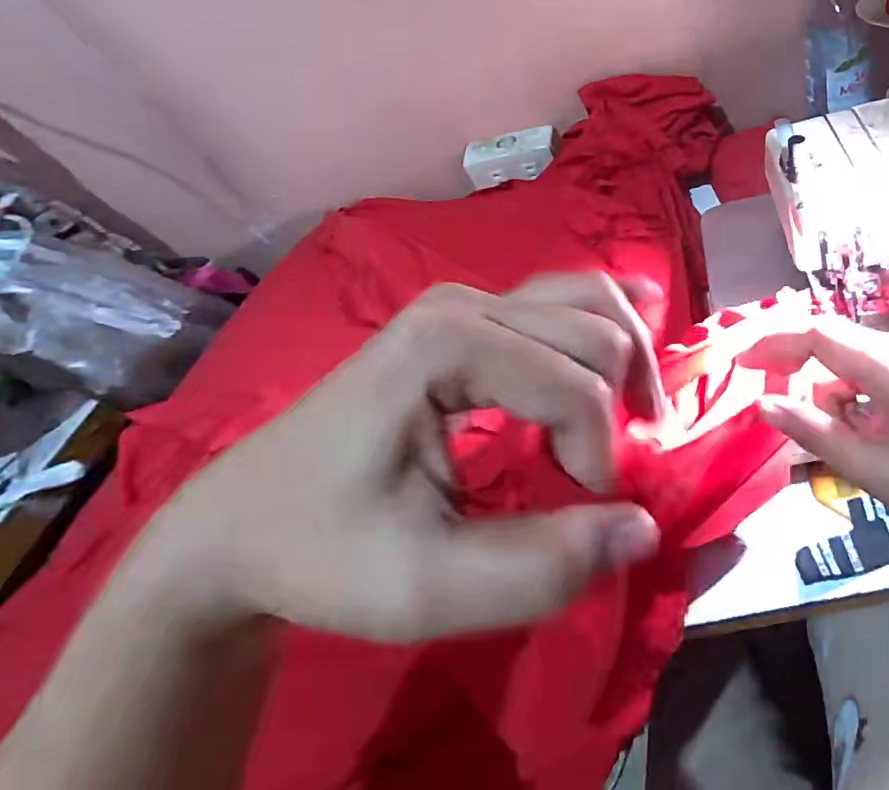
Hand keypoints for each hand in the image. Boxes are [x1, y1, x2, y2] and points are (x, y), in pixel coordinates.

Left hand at [133, 272, 669, 644]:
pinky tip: (645, 316)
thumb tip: (644, 526)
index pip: (574, 387)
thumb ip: (541, 567)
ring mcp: (465, 299)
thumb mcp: (426, 590)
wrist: (243, 521)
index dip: (597, 455)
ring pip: (590, 299)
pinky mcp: (468, 314)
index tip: (579, 511)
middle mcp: (463, 303)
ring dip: (629, 356)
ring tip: (638, 416)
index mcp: (447, 347)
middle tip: (608, 473)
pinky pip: (563, 296)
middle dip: (623, 402)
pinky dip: (609, 316)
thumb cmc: (326, 554)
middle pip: (595, 331)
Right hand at [740, 316, 888, 541]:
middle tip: (765, 388)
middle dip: (792, 358)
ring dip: (821, 382)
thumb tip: (763, 404)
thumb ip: (813, 432)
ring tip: (831, 430)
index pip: (819, 334)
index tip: (743, 360)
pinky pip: (861, 364)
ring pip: (843, 351)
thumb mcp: (869, 468)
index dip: (775, 343)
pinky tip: (852, 423)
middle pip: (829, 335)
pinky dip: (842, 387)